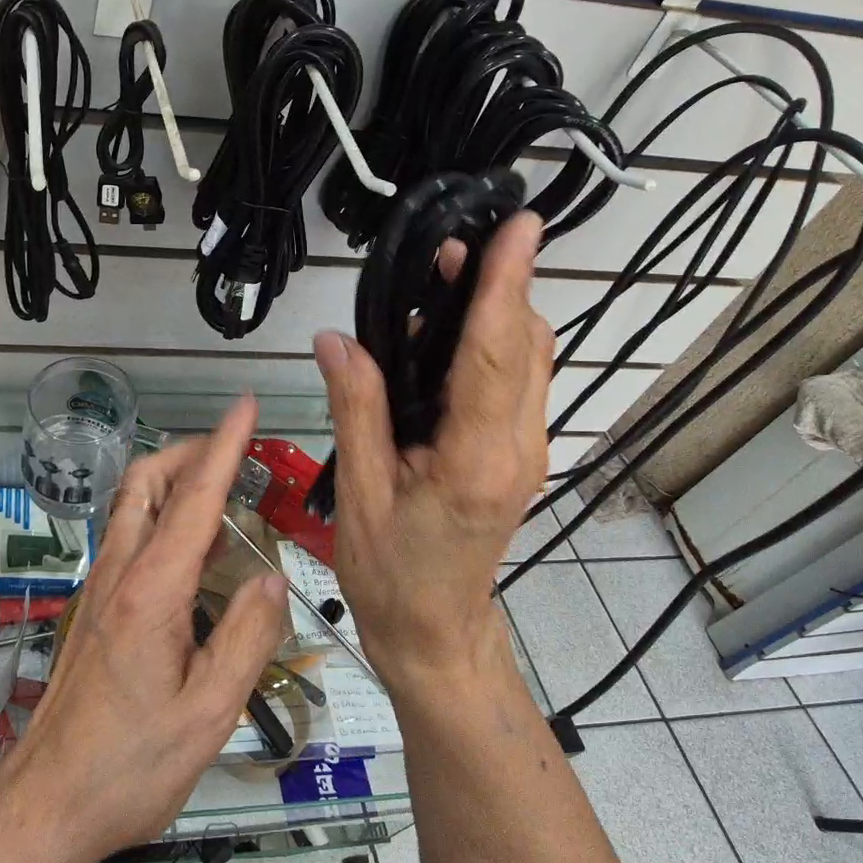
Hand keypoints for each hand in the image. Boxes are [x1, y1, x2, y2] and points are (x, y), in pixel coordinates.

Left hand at [0, 399, 287, 862]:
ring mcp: (101, 588)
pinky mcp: (96, 608)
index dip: (224, 446)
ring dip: (174, 482)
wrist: (52, 795)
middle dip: (190, 451)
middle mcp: (119, 575)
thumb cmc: (129, 763)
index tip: (245, 408)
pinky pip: (130, 539)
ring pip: (132, 506)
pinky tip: (195, 552)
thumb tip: (272, 579)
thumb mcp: (210, 710)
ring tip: (224, 493)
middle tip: (235, 449)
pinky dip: (164, 519)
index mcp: (151, 592)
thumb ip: (246, 637)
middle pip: (146, 482)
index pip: (194, 498)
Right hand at [314, 211, 552, 691]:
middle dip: (498, 288)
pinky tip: (436, 344)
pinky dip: (487, 345)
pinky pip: (514, 383)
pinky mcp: (517, 454)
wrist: (435, 632)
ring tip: (438, 286)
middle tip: (446, 252)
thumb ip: (356, 409)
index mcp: (476, 460)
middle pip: (524, 346)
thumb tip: (336, 340)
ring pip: (526, 361)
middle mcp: (518, 448)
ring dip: (493, 314)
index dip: (505, 287)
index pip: (495, 355)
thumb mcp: (362, 492)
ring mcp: (525, 451)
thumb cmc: (391, 575)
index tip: (519, 230)